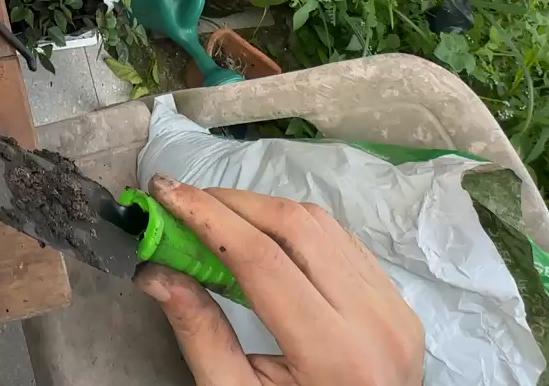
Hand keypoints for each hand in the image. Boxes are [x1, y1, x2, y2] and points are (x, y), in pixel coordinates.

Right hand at [135, 176, 423, 385]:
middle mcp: (375, 323)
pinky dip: (289, 223)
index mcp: (338, 357)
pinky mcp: (396, 300)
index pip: (262, 258)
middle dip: (226, 202)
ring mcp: (393, 308)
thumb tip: (153, 271)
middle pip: (291, 225)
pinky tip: (259, 237)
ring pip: (315, 220)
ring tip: (214, 220)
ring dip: (255, 207)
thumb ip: (200, 334)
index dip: (206, 214)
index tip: (162, 191)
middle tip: (180, 203)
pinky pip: (336, 235)